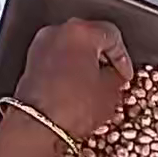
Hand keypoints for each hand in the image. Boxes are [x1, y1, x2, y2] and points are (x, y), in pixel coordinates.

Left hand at [13, 19, 133, 140]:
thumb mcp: (110, 92)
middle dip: (104, 57)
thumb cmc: (73, 107)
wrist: (40, 125)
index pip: (112, 35)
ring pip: (72, 47)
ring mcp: (41, 45)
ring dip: (86, 62)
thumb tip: (115, 74)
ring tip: (96, 84)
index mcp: (81, 32)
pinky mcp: (32, 61)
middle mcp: (58, 31)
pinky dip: (70, 68)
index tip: (125, 73)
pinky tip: (78, 87)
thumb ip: (116, 76)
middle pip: (89, 36)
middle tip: (114, 76)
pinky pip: (58, 58)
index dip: (123, 57)